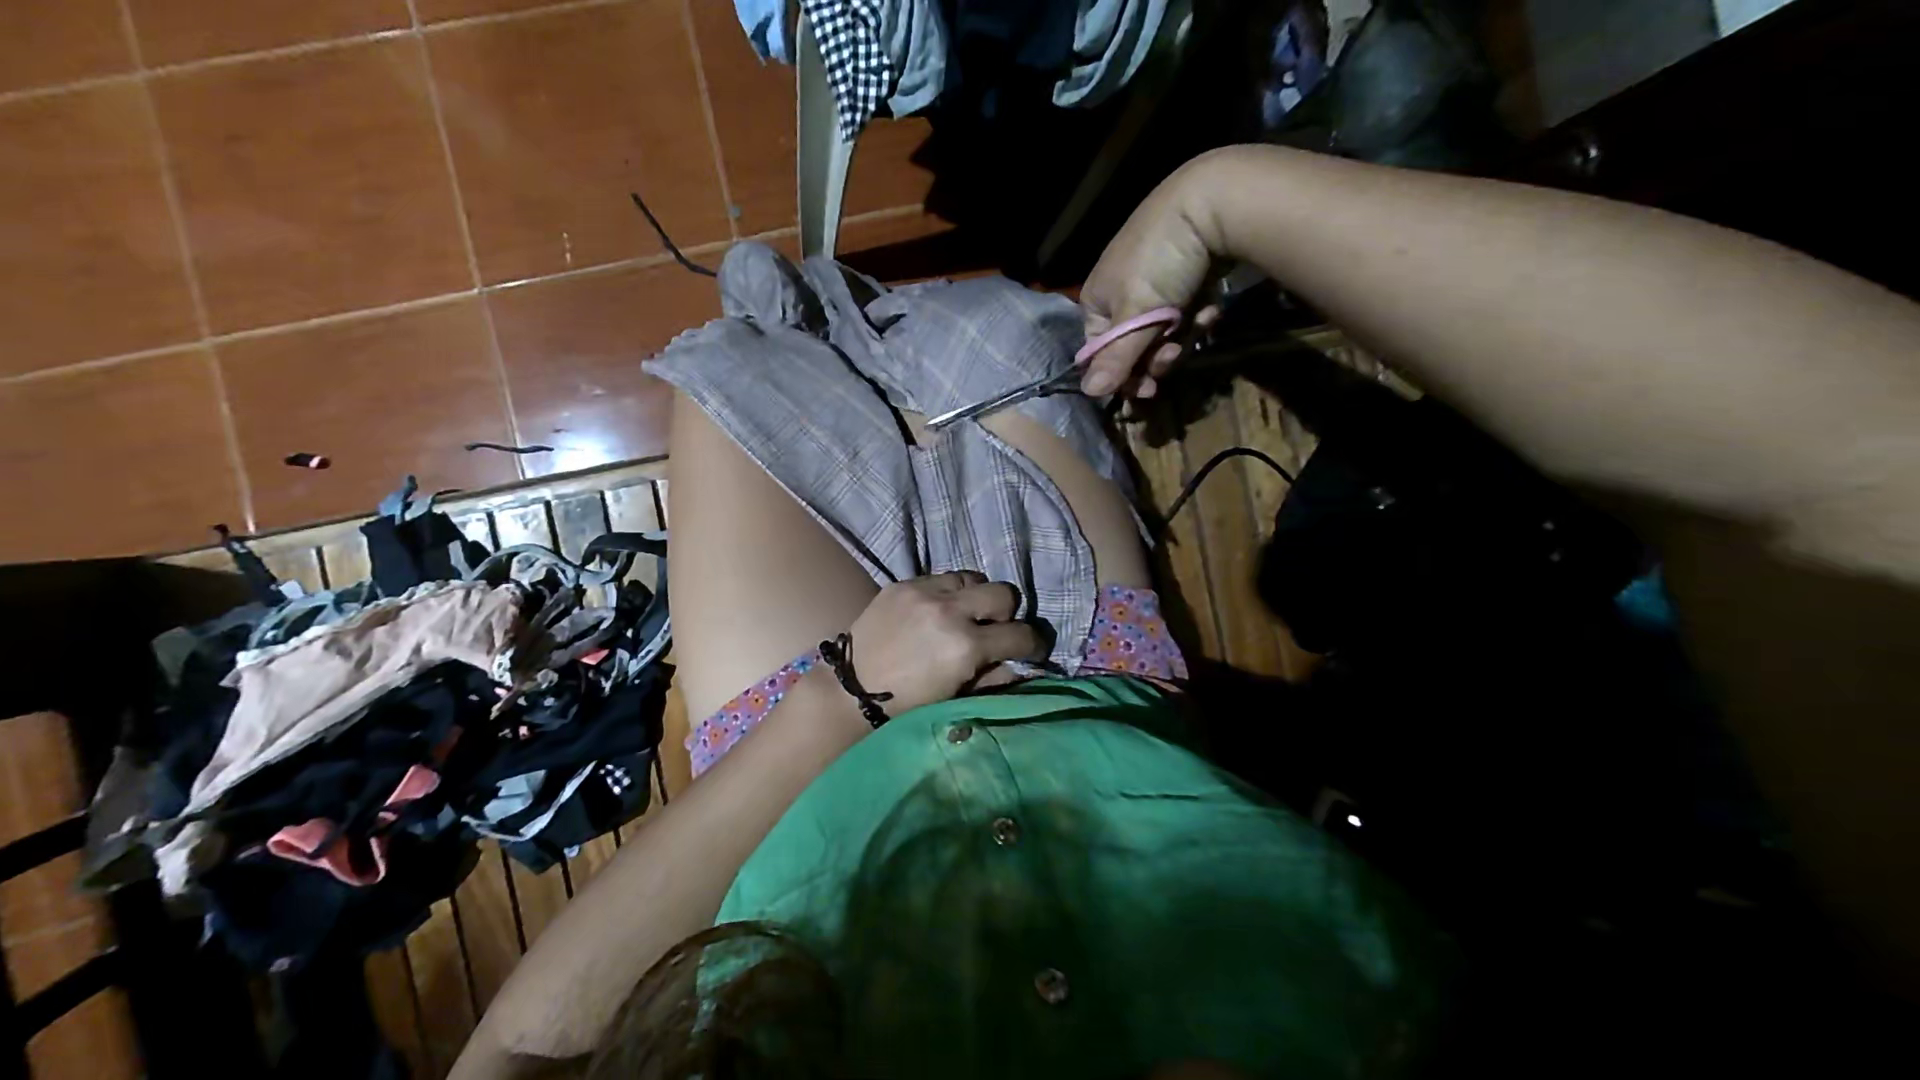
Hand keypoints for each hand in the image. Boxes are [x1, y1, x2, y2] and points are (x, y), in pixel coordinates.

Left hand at [839, 571, 1043, 715]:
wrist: (850, 691)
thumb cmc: (906, 706)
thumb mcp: (956, 699)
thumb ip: (993, 679)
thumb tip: (1020, 666)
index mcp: (966, 647)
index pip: (1020, 634)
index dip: (1032, 644)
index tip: (1030, 650)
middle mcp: (950, 612)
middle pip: (1004, 592)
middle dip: (1006, 613)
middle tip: (993, 631)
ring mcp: (924, 592)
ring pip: (974, 577)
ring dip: (976, 597)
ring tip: (963, 616)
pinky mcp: (904, 583)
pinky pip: (942, 577)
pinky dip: (947, 593)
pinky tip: (936, 611)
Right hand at [1078, 153, 1228, 398]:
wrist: (1214, 203)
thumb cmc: (1161, 262)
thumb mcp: (1137, 315)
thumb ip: (1116, 358)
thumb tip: (1089, 394)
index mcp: (1096, 302)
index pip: (1102, 354)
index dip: (1123, 375)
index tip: (1147, 390)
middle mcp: (1119, 296)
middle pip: (1134, 348)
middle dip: (1156, 357)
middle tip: (1173, 355)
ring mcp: (1153, 286)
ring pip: (1163, 335)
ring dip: (1181, 338)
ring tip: (1197, 324)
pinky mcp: (1184, 279)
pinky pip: (1185, 314)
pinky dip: (1197, 316)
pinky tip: (1211, 307)